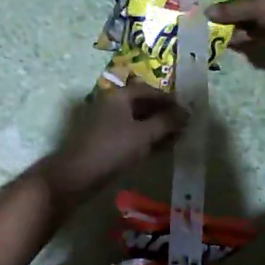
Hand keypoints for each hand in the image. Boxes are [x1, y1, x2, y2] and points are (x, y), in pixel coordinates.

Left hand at [41, 82, 188, 200]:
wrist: (78, 174)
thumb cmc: (112, 148)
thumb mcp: (144, 134)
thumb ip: (167, 122)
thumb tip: (187, 112)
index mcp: (119, 96)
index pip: (149, 90)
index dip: (170, 100)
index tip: (187, 111)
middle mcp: (111, 104)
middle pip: (143, 105)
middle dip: (164, 115)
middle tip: (184, 127)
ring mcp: (106, 123)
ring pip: (137, 121)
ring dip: (157, 128)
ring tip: (176, 139)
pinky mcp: (104, 140)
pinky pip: (130, 134)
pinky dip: (146, 139)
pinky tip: (160, 149)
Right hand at [206, 0, 264, 61]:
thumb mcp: (263, 5)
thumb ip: (234, 9)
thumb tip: (207, 11)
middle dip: (219, 5)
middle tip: (196, 13)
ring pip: (243, 16)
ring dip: (227, 23)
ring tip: (205, 30)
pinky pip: (251, 31)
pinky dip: (239, 36)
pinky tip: (223, 42)